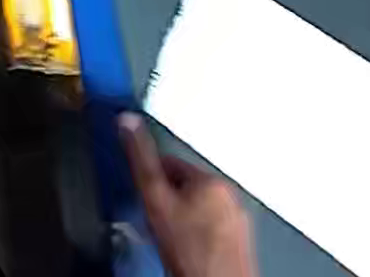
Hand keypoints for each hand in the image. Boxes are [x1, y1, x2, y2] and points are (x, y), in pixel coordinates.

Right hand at [120, 113, 256, 276]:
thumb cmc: (186, 248)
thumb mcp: (155, 199)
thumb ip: (140, 157)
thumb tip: (126, 117)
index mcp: (212, 179)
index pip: (170, 164)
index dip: (153, 183)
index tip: (148, 203)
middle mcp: (232, 196)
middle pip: (185, 186)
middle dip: (168, 200)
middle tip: (158, 224)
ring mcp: (240, 224)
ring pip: (198, 208)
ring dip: (183, 218)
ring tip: (172, 239)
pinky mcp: (243, 247)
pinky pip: (212, 228)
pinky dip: (199, 235)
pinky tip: (190, 251)